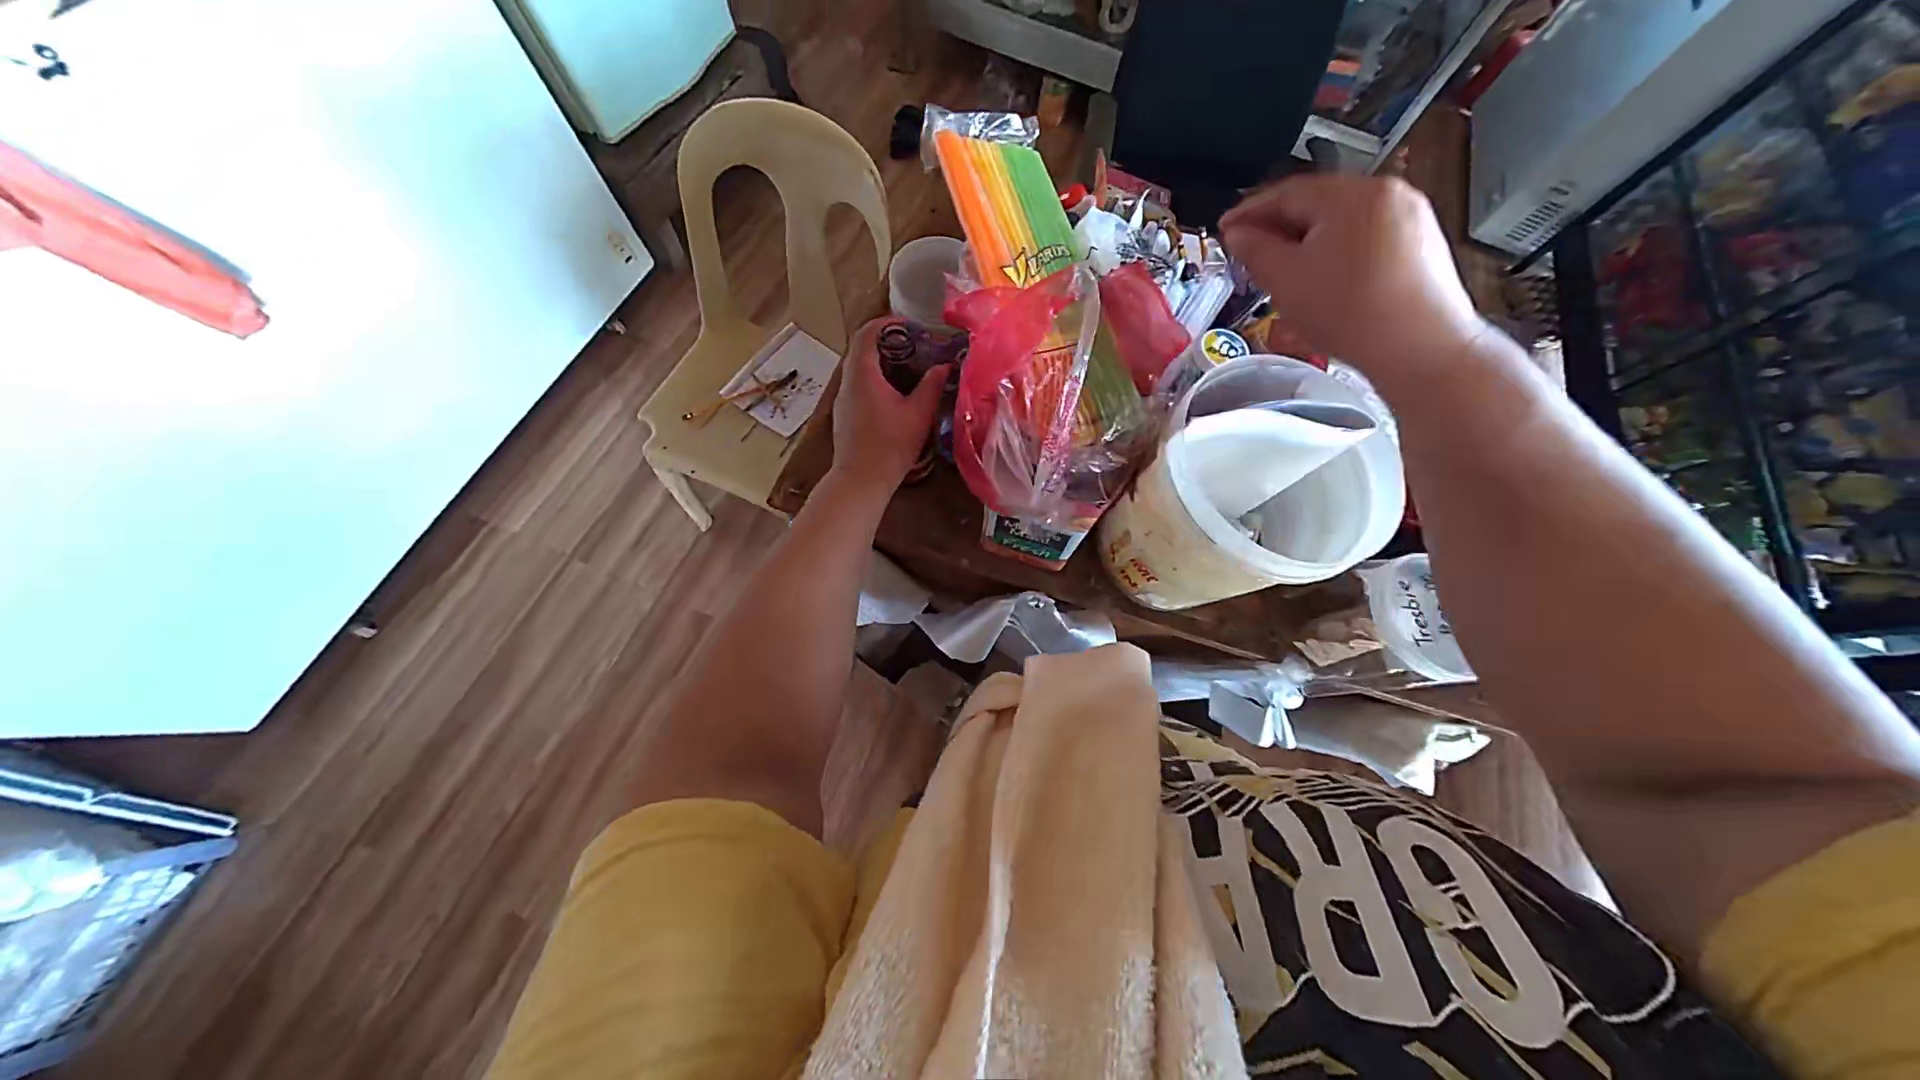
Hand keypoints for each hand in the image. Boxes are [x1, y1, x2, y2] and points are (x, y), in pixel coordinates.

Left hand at [828, 318, 949, 491]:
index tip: (909, 324)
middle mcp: (847, 381)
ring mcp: (843, 398)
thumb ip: (932, 386)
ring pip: (858, 367)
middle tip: (913, 344)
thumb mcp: (918, 414)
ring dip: (880, 360)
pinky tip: (894, 392)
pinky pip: (857, 385)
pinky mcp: (844, 413)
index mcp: (863, 374)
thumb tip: (944, 366)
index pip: (867, 333)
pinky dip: (874, 378)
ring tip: (908, 367)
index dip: (887, 322)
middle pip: (861, 348)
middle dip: (886, 340)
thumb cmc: (890, 446)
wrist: (861, 479)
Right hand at [1220, 176, 1489, 383]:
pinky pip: (1365, 242)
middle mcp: (1388, 195)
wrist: (1417, 348)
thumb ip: (1255, 250)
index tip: (1228, 226)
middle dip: (1279, 229)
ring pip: (1342, 224)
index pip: (1287, 192)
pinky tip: (1322, 285)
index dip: (1249, 212)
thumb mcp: (1285, 279)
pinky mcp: (1419, 248)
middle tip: (1250, 252)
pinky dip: (1336, 257)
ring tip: (1284, 275)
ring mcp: (1409, 220)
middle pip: (1317, 205)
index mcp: (1353, 194)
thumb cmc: (1354, 313)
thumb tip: (1239, 234)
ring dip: (1307, 245)